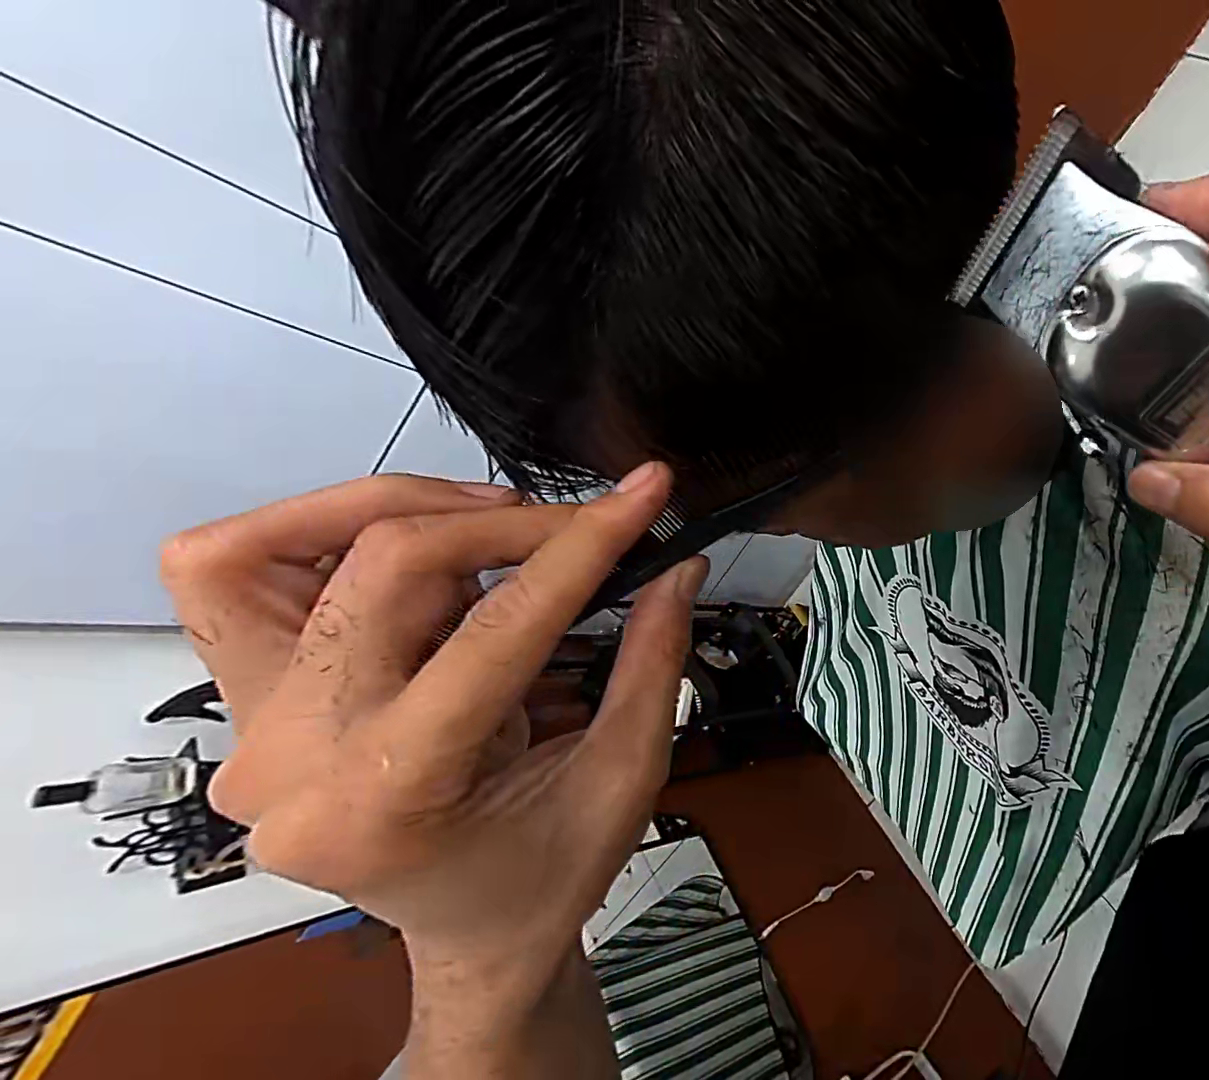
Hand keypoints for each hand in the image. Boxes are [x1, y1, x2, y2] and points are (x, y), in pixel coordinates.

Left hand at [160, 465, 704, 997]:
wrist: (476, 931)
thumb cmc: (557, 869)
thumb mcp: (630, 770)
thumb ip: (654, 657)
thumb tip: (679, 565)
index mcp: (393, 793)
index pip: (498, 626)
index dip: (585, 547)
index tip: (645, 495)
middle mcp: (289, 757)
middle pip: (382, 567)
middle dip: (510, 524)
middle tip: (587, 524)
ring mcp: (249, 729)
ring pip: (258, 553)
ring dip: (391, 509)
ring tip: (492, 522)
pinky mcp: (247, 704)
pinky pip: (237, 577)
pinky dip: (324, 535)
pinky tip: (422, 551)